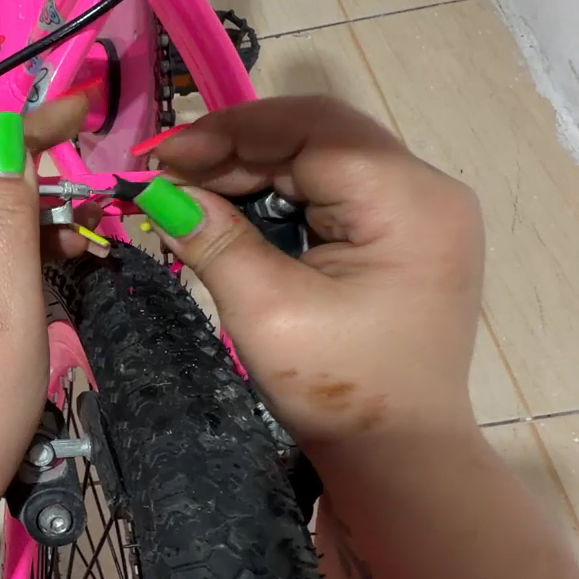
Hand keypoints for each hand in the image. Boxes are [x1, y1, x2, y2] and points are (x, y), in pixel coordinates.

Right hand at [139, 96, 483, 444]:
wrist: (394, 449)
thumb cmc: (337, 384)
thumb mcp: (265, 310)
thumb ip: (213, 240)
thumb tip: (156, 193)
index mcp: (408, 202)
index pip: (313, 130)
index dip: (230, 132)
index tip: (162, 156)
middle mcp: (422, 190)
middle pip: (317, 137)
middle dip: (234, 149)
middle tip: (164, 176)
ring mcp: (413, 210)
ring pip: (316, 160)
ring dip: (246, 170)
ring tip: (184, 192)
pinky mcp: (395, 232)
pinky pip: (324, 191)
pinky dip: (269, 195)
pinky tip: (226, 210)